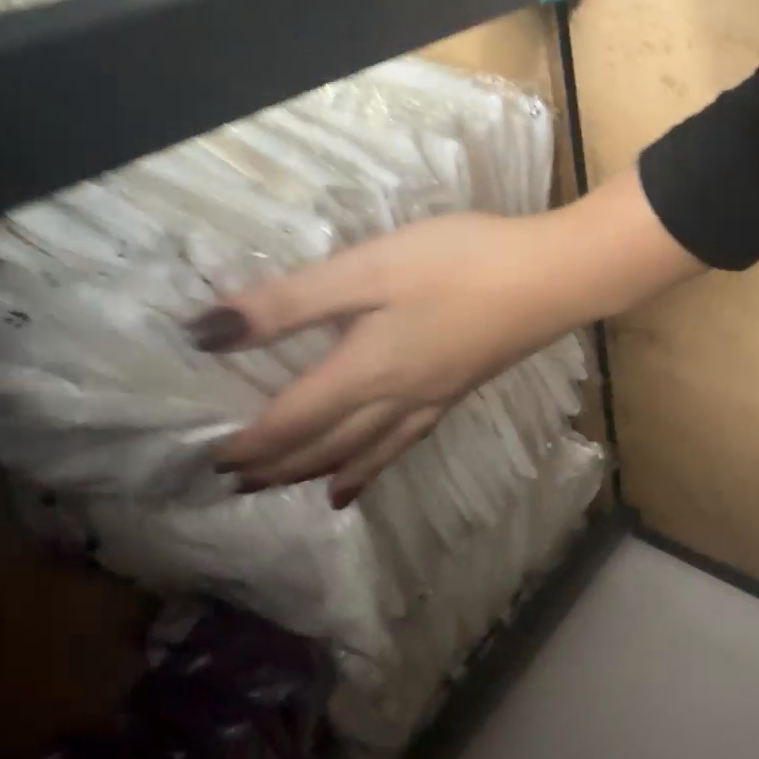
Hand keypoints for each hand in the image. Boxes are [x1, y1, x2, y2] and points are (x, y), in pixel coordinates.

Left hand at [187, 168, 702, 507]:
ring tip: (311, 493)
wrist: (555, 277)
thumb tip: (203, 335)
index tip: (212, 458)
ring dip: (332, 471)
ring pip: (373, 448)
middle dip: (284, 467)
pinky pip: (412, 437)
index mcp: (365, 370)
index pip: (293, 420)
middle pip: (330, 444)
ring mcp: (437, 395)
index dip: (251, 442)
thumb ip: (291, 302)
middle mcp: (397, 396)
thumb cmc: (462, 264)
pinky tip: (390, 453)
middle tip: (243, 485)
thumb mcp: (371, 268)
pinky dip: (386, 458)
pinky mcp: (465, 385)